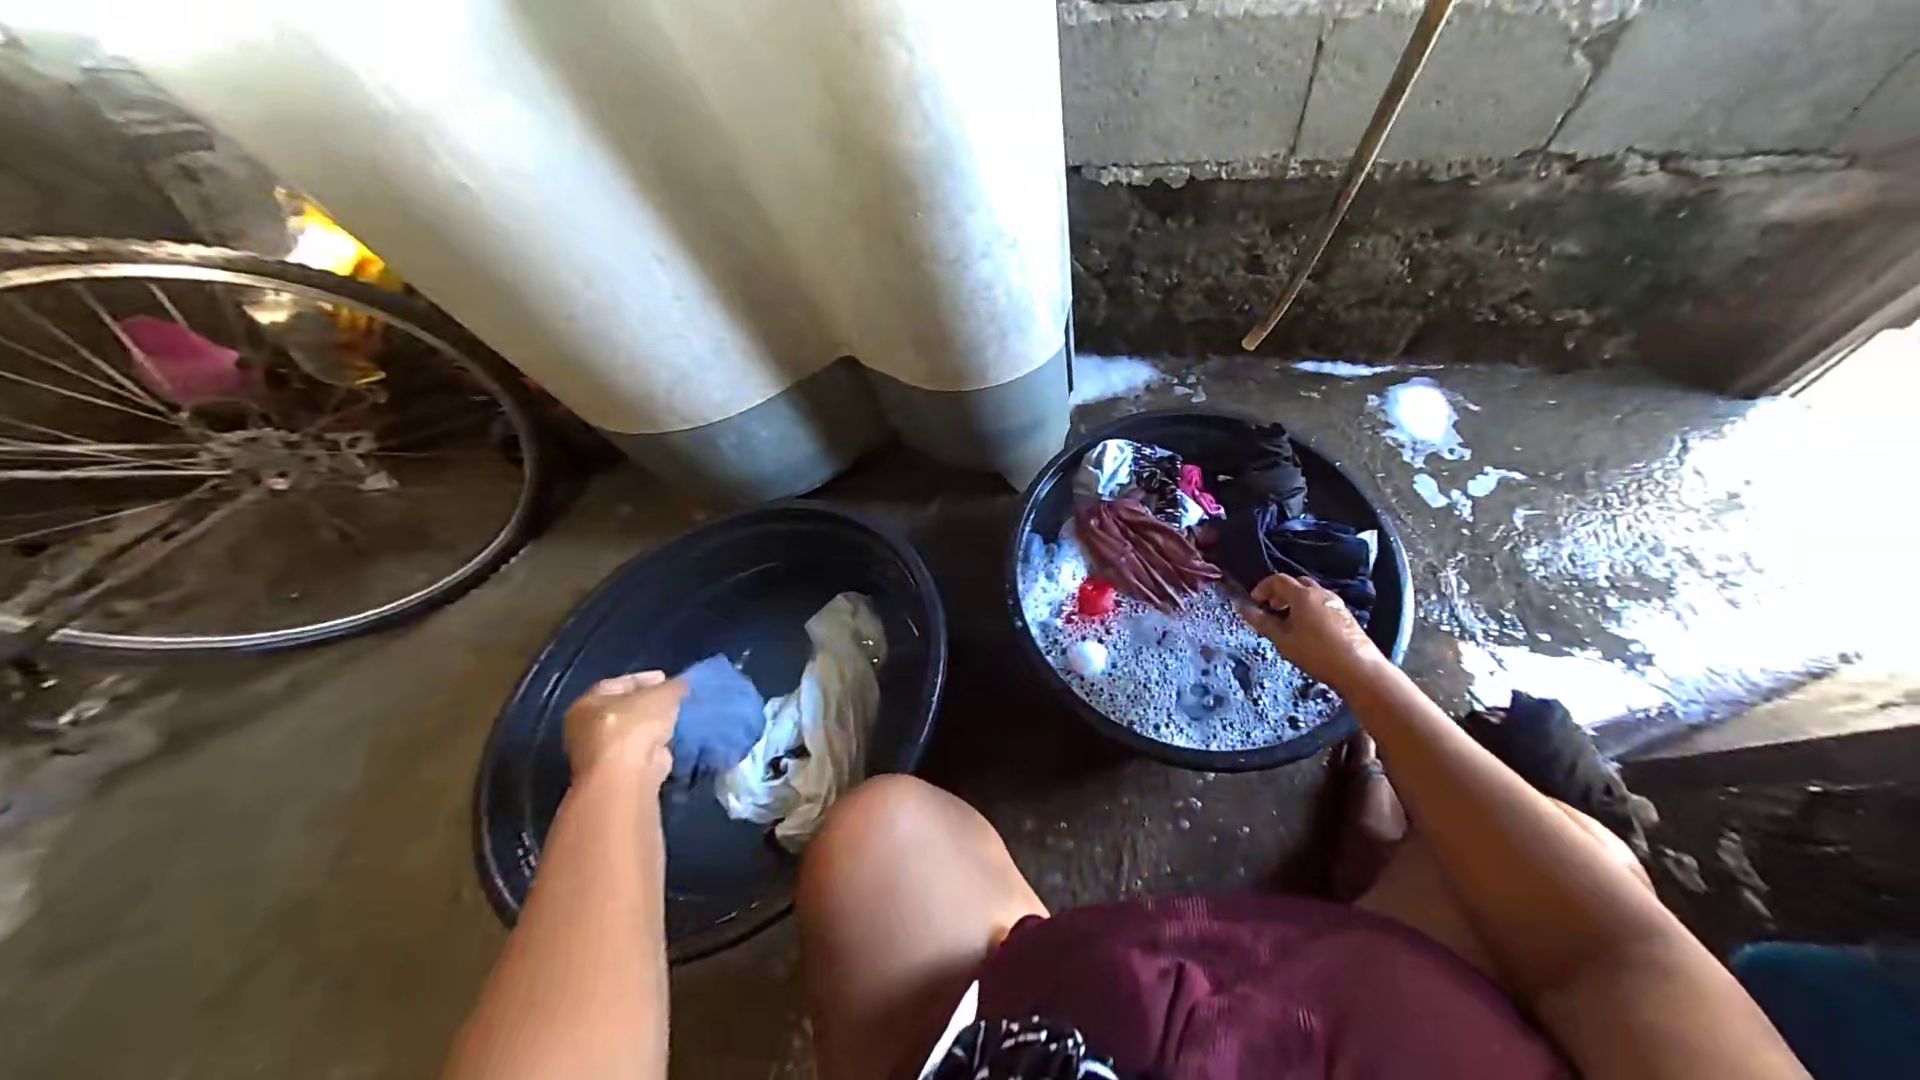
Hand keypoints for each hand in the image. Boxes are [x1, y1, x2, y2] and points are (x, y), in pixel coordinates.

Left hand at [564, 671, 687, 786]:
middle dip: (648, 705)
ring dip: (653, 727)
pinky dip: (655, 746)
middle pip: (623, 710)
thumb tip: (679, 686)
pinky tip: (672, 741)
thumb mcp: (662, 694)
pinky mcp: (618, 774)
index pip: (617, 684)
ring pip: (632, 733)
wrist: (627, 776)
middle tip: (673, 700)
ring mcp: (601, 755)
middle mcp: (586, 729)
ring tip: (677, 720)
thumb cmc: (635, 725)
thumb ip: (672, 687)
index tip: (667, 679)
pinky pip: (640, 752)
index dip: (644, 679)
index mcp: (587, 704)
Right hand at [1236, 573, 1387, 693]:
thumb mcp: (1282, 639)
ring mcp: (1335, 603)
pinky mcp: (1345, 614)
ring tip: (1288, 621)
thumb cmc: (1315, 652)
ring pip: (1310, 593)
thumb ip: (1261, 621)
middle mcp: (1320, 593)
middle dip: (1280, 593)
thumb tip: (1242, 607)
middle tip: (1271, 609)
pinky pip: (1321, 603)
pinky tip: (1307, 629)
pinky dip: (1308, 608)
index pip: (1278, 579)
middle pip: (1296, 583)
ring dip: (1295, 601)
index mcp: (1302, 595)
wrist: (1359, 668)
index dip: (1262, 587)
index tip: (1254, 602)